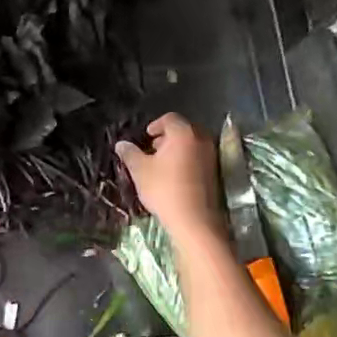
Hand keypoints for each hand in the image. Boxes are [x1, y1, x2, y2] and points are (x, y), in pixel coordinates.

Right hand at [115, 113, 223, 239]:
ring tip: (161, 164)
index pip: (169, 118)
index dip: (155, 125)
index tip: (145, 137)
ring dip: (176, 149)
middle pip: (183, 130)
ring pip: (191, 143)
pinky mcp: (215, 170)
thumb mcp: (140, 171)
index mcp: (183, 133)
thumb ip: (130, 154)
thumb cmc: (163, 189)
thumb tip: (121, 144)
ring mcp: (211, 154)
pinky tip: (173, 175)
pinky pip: (197, 156)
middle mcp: (201, 138)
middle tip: (151, 149)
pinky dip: (186, 159)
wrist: (193, 218)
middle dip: (166, 137)